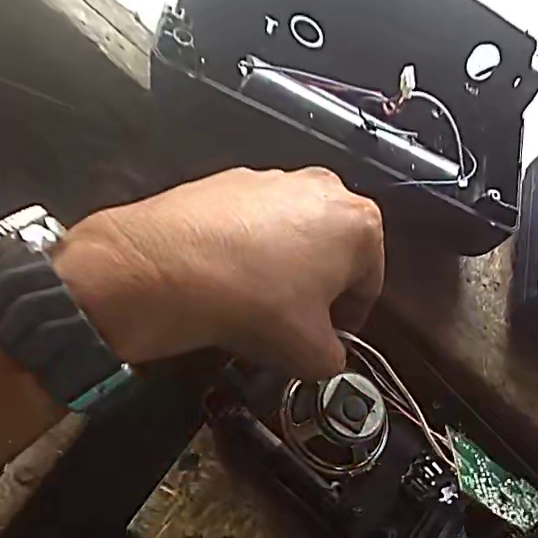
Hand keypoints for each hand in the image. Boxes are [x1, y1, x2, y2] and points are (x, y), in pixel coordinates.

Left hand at [50, 166, 384, 377]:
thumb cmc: (256, 304)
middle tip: (299, 323)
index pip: (370, 283)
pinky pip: (255, 224)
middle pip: (334, 254)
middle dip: (321, 289)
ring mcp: (274, 178)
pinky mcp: (230, 180)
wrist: (168, 270)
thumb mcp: (315, 355)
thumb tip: (328, 355)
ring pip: (295, 236)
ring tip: (260, 305)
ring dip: (286, 270)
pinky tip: (232, 281)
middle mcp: (323, 189)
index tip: (334, 338)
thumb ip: (337, 358)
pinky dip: (251, 252)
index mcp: (361, 224)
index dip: (353, 319)